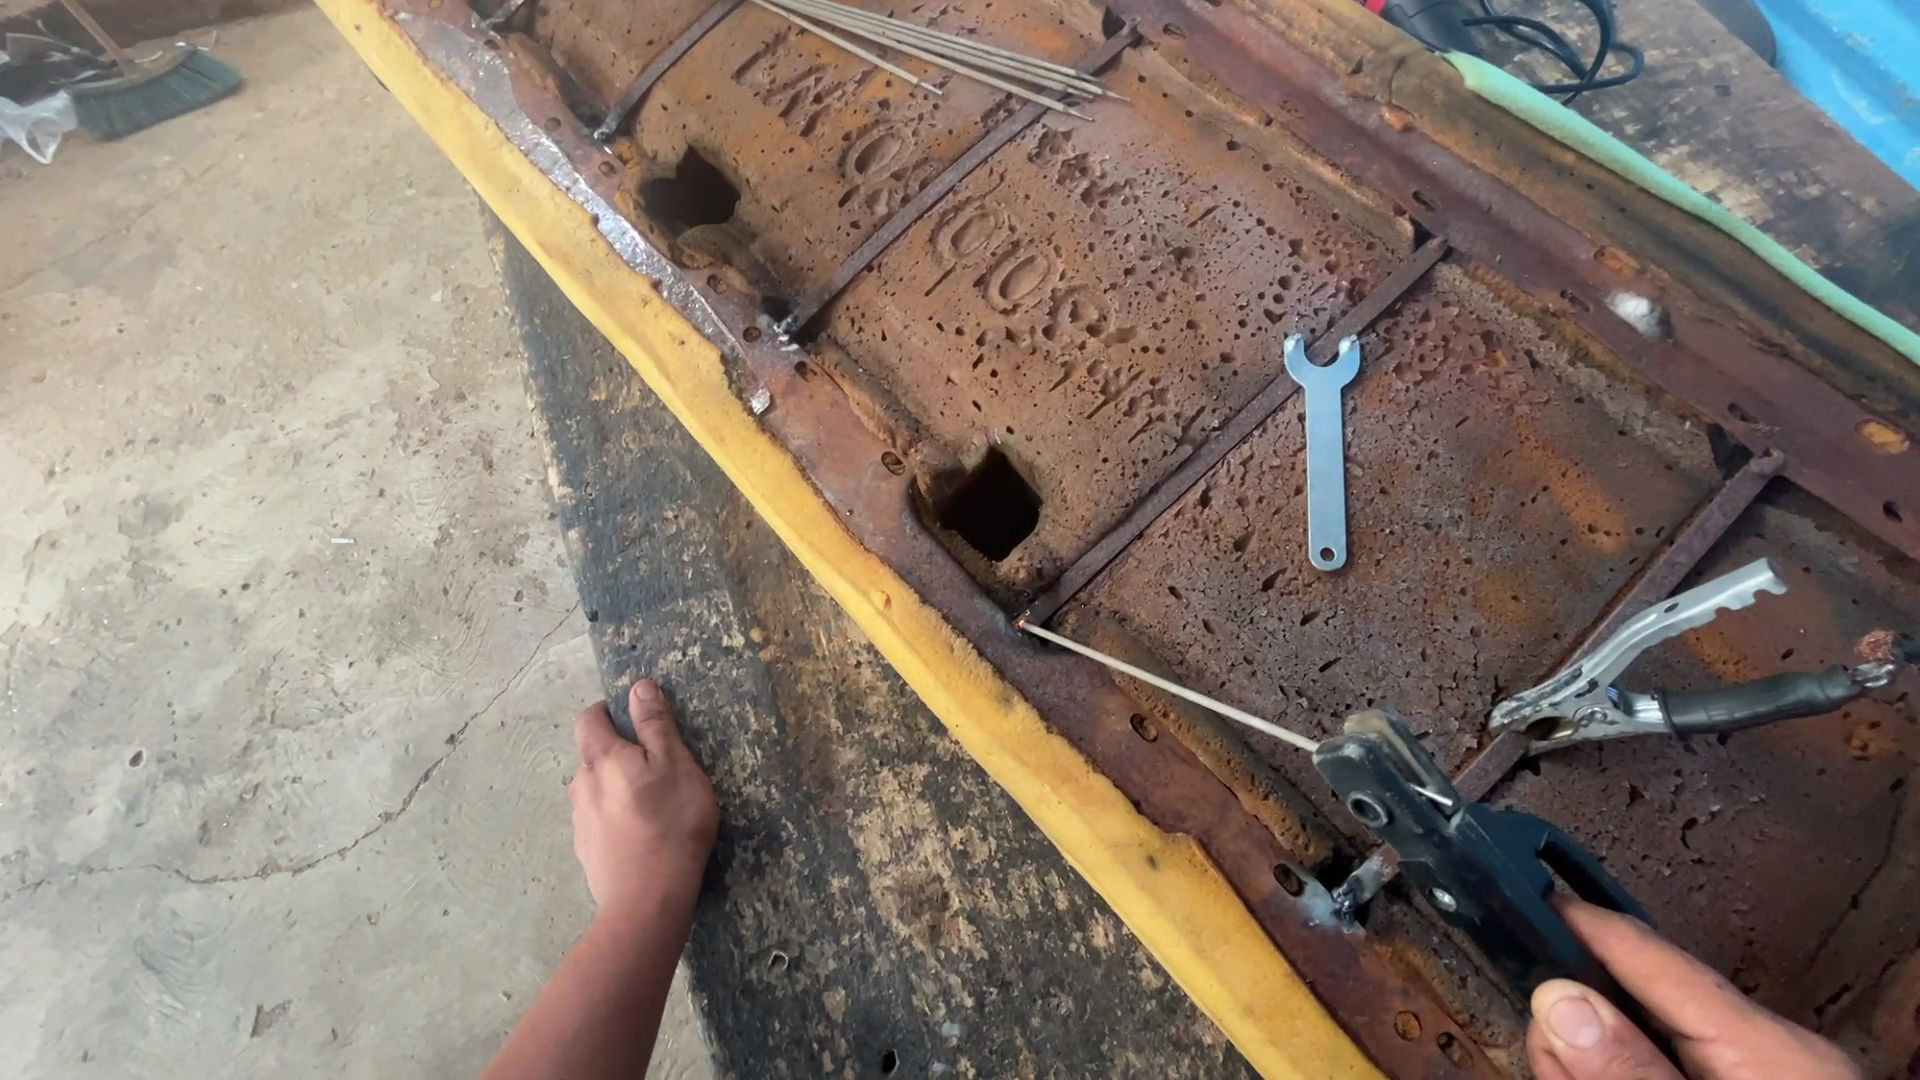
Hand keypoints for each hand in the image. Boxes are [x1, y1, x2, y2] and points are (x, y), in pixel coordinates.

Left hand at [569, 680, 718, 916]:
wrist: (648, 897)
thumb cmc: (671, 820)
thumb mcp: (675, 763)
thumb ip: (655, 725)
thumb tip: (639, 686)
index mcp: (601, 758)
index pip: (589, 719)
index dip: (608, 710)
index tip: (634, 716)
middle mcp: (581, 785)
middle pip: (592, 754)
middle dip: (618, 749)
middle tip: (656, 760)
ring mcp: (580, 820)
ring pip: (595, 787)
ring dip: (617, 783)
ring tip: (652, 798)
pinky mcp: (586, 849)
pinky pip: (598, 816)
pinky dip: (615, 813)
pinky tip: (641, 829)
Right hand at [1527, 899, 1859, 1079]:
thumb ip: (1630, 1075)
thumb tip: (1555, 995)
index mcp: (1765, 1042)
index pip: (1634, 943)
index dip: (1562, 918)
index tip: (1499, 904)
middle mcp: (1760, 1044)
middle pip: (1621, 990)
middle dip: (1568, 1021)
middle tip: (1551, 1068)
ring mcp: (1746, 1070)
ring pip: (1623, 1029)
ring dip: (1582, 1061)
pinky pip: (1648, 1059)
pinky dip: (1610, 1073)